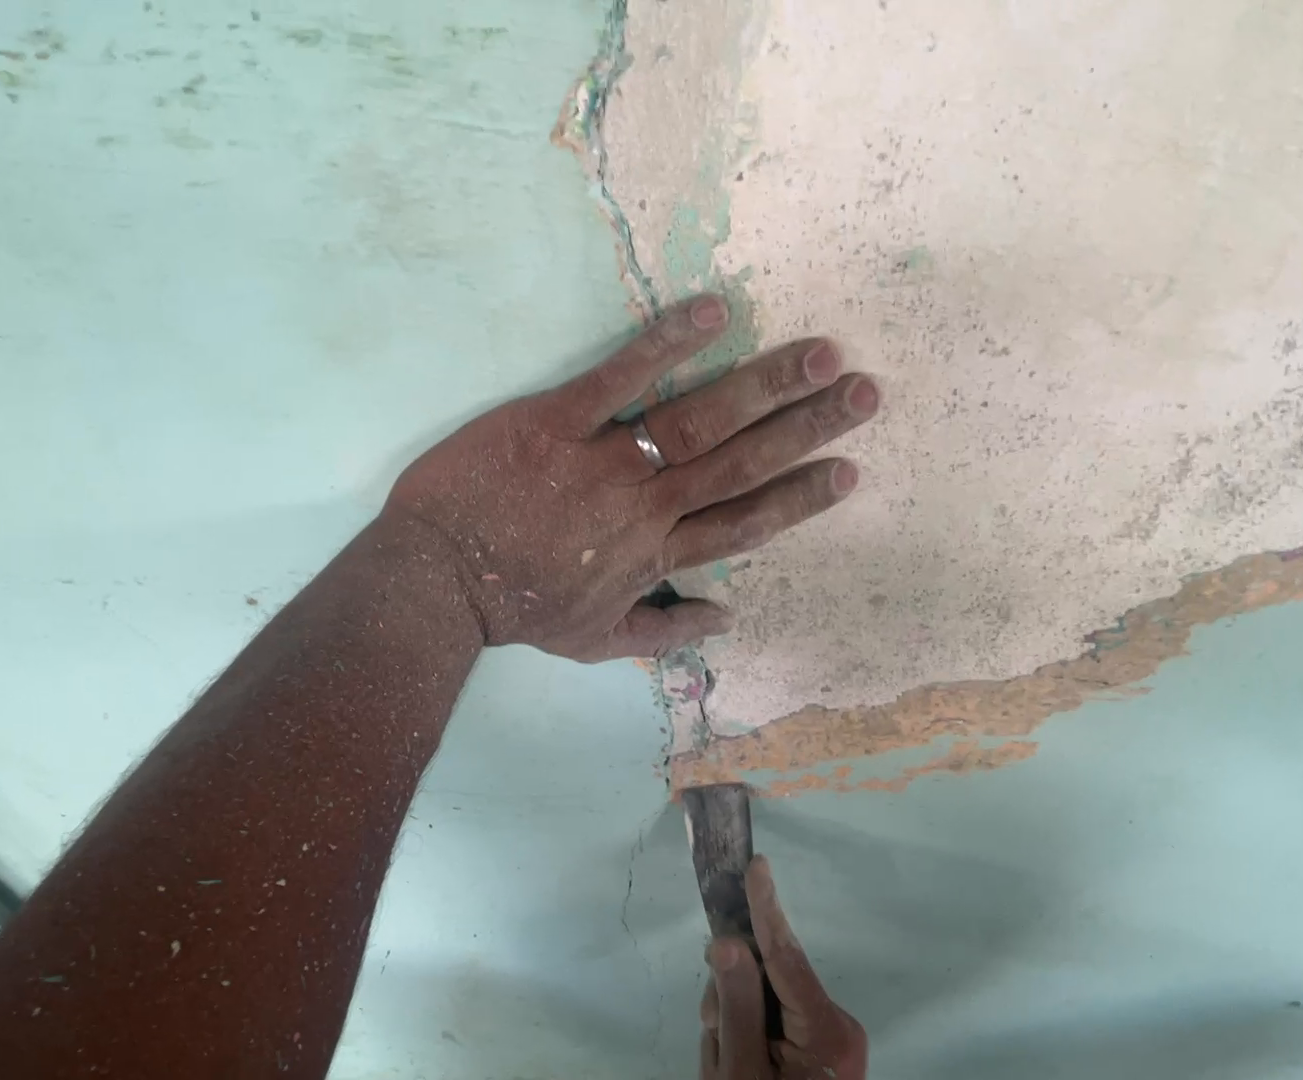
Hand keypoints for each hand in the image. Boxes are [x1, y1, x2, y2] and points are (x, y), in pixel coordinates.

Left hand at [384, 295, 879, 661]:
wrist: (435, 582)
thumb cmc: (516, 609)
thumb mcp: (593, 643)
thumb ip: (664, 632)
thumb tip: (728, 621)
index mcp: (656, 555)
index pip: (745, 524)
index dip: (800, 499)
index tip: (848, 471)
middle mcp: (646, 506)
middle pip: (741, 463)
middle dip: (808, 428)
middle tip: (867, 393)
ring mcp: (604, 460)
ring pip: (699, 420)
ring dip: (764, 386)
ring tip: (821, 355)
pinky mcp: (555, 423)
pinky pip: (618, 379)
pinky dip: (664, 345)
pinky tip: (713, 312)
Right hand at [701, 857, 866, 1079]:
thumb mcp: (739, 1074)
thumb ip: (735, 1006)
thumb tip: (729, 943)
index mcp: (827, 1032)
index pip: (786, 955)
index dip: (766, 907)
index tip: (757, 864)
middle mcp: (834, 1025)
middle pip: (766, 975)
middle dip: (729, 994)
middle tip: (712, 1036)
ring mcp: (826, 1037)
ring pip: (760, 996)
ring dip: (730, 1021)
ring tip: (723, 1064)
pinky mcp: (815, 1047)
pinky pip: (766, 1017)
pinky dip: (741, 1033)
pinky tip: (733, 1062)